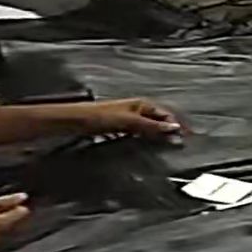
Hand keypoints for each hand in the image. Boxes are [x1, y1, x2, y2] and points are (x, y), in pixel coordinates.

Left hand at [65, 99, 183, 141]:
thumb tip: (176, 128)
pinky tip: (143, 144)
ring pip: (147, 128)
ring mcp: (126, 119)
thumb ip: (153, 125)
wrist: (67, 121)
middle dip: (167, 131)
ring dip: (155, 136)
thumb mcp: (129, 121)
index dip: (175, 125)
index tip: (184, 137)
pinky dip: (142, 138)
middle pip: (158, 122)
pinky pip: (136, 133)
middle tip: (176, 144)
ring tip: (162, 146)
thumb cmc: (99, 117)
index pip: (166, 115)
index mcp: (143, 104)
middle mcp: (137, 110)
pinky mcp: (116, 128)